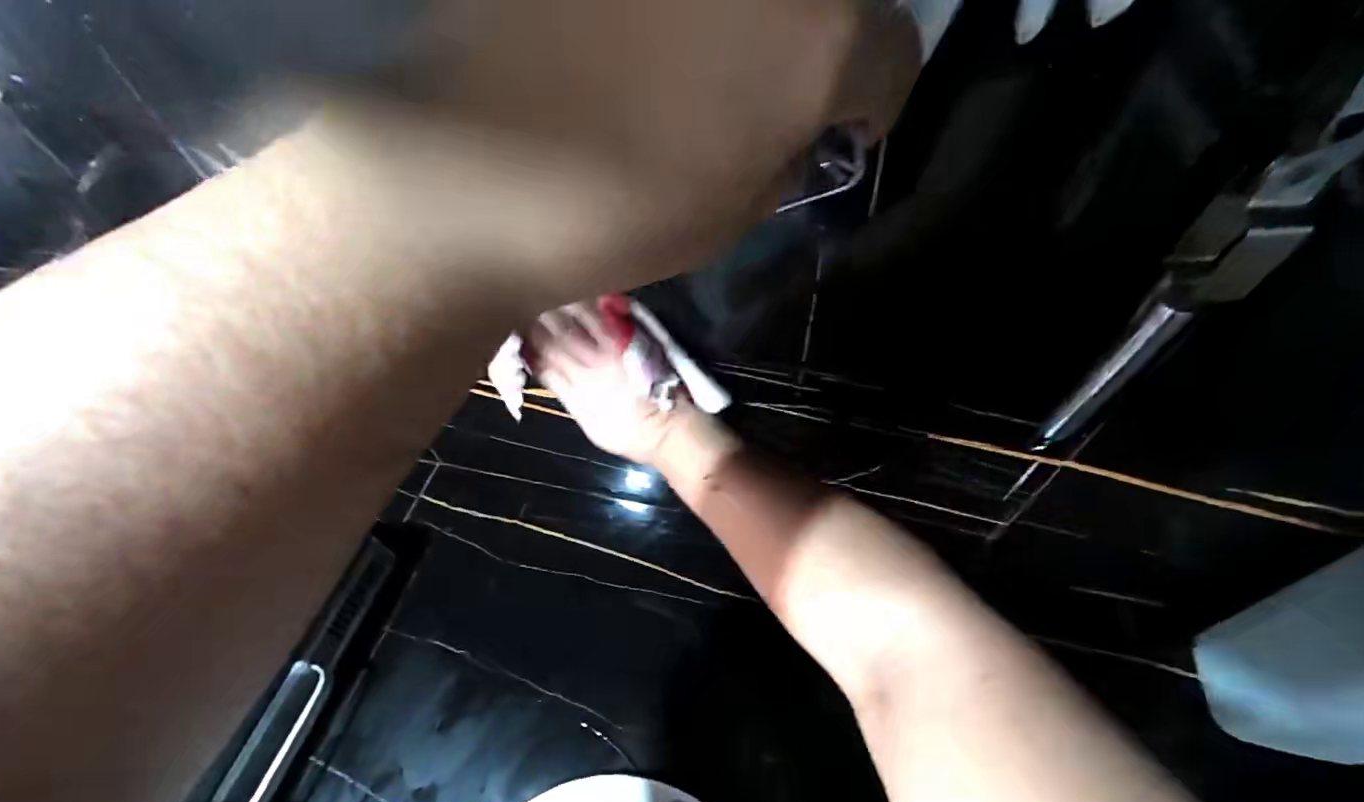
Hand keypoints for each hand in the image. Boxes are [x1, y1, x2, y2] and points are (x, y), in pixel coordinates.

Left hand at [405, 0, 867, 298]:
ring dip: (734, 27)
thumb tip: (793, 130)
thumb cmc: (613, 219)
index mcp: (818, 40)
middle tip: (755, 93)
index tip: (837, 132)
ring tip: (677, 71)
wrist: (468, 173)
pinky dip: (659, 18)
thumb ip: (782, 159)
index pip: (895, 54)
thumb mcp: (726, 220)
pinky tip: (620, 44)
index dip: (869, 104)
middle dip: (807, 44)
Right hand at [522, 302, 691, 464]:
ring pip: (581, 316)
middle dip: (540, 313)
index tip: (515, 323)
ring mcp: (614, 346)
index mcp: (578, 382)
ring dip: (563, 302)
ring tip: (549, 290)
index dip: (528, 337)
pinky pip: (606, 315)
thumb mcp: (588, 422)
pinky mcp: (632, 339)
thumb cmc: (627, 434)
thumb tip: (539, 365)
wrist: (668, 429)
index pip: (544, 352)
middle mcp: (593, 360)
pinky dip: (592, 302)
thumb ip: (563, 391)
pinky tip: (581, 293)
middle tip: (525, 298)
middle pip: (559, 329)